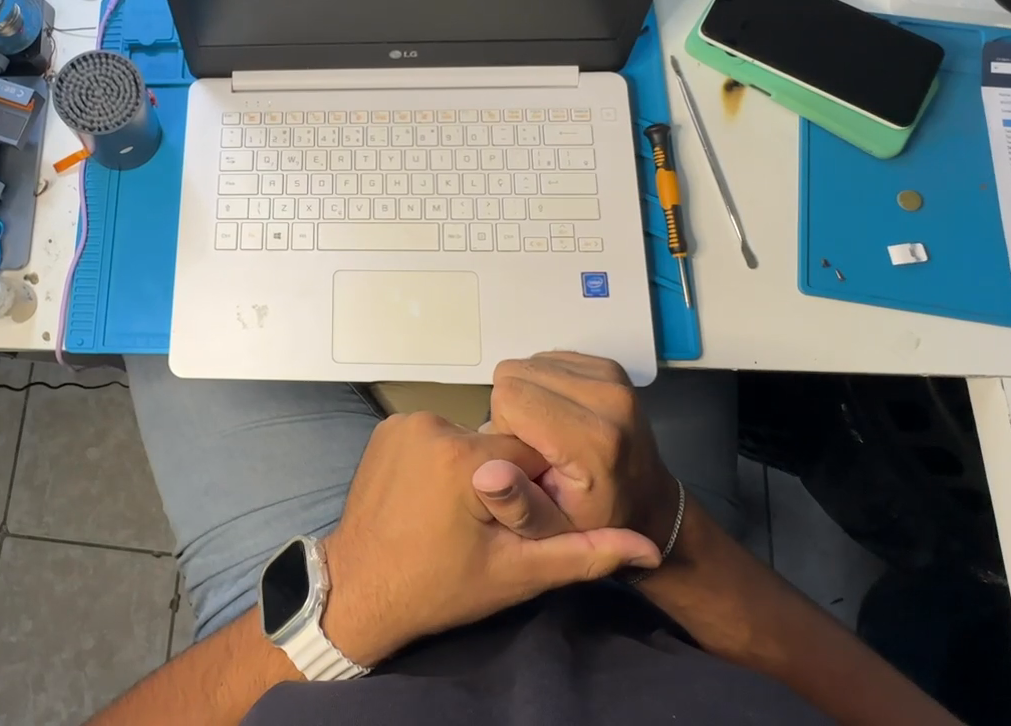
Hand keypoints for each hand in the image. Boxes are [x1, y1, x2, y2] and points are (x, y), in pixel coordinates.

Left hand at [318, 412, 659, 666]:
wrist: (361, 588)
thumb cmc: (441, 586)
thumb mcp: (516, 574)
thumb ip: (581, 553)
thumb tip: (649, 547)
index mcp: (466, 457)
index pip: (530, 455)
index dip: (531, 492)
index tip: (514, 524)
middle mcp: (433, 424)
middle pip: (497, 442)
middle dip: (500, 477)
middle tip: (481, 523)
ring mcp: (404, 421)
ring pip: (466, 436)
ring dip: (470, 465)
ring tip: (453, 510)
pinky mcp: (385, 426)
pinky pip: (434, 433)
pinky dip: (439, 456)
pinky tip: (429, 494)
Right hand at [480, 351, 679, 544]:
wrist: (651, 502)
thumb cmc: (596, 519)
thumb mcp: (553, 531)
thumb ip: (517, 506)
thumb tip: (481, 476)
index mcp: (593, 440)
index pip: (510, 396)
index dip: (503, 424)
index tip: (523, 455)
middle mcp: (607, 398)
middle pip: (514, 373)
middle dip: (511, 406)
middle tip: (533, 442)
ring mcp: (611, 376)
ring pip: (528, 363)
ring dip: (527, 393)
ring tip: (547, 429)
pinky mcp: (609, 365)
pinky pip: (547, 359)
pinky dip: (543, 383)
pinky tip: (559, 413)